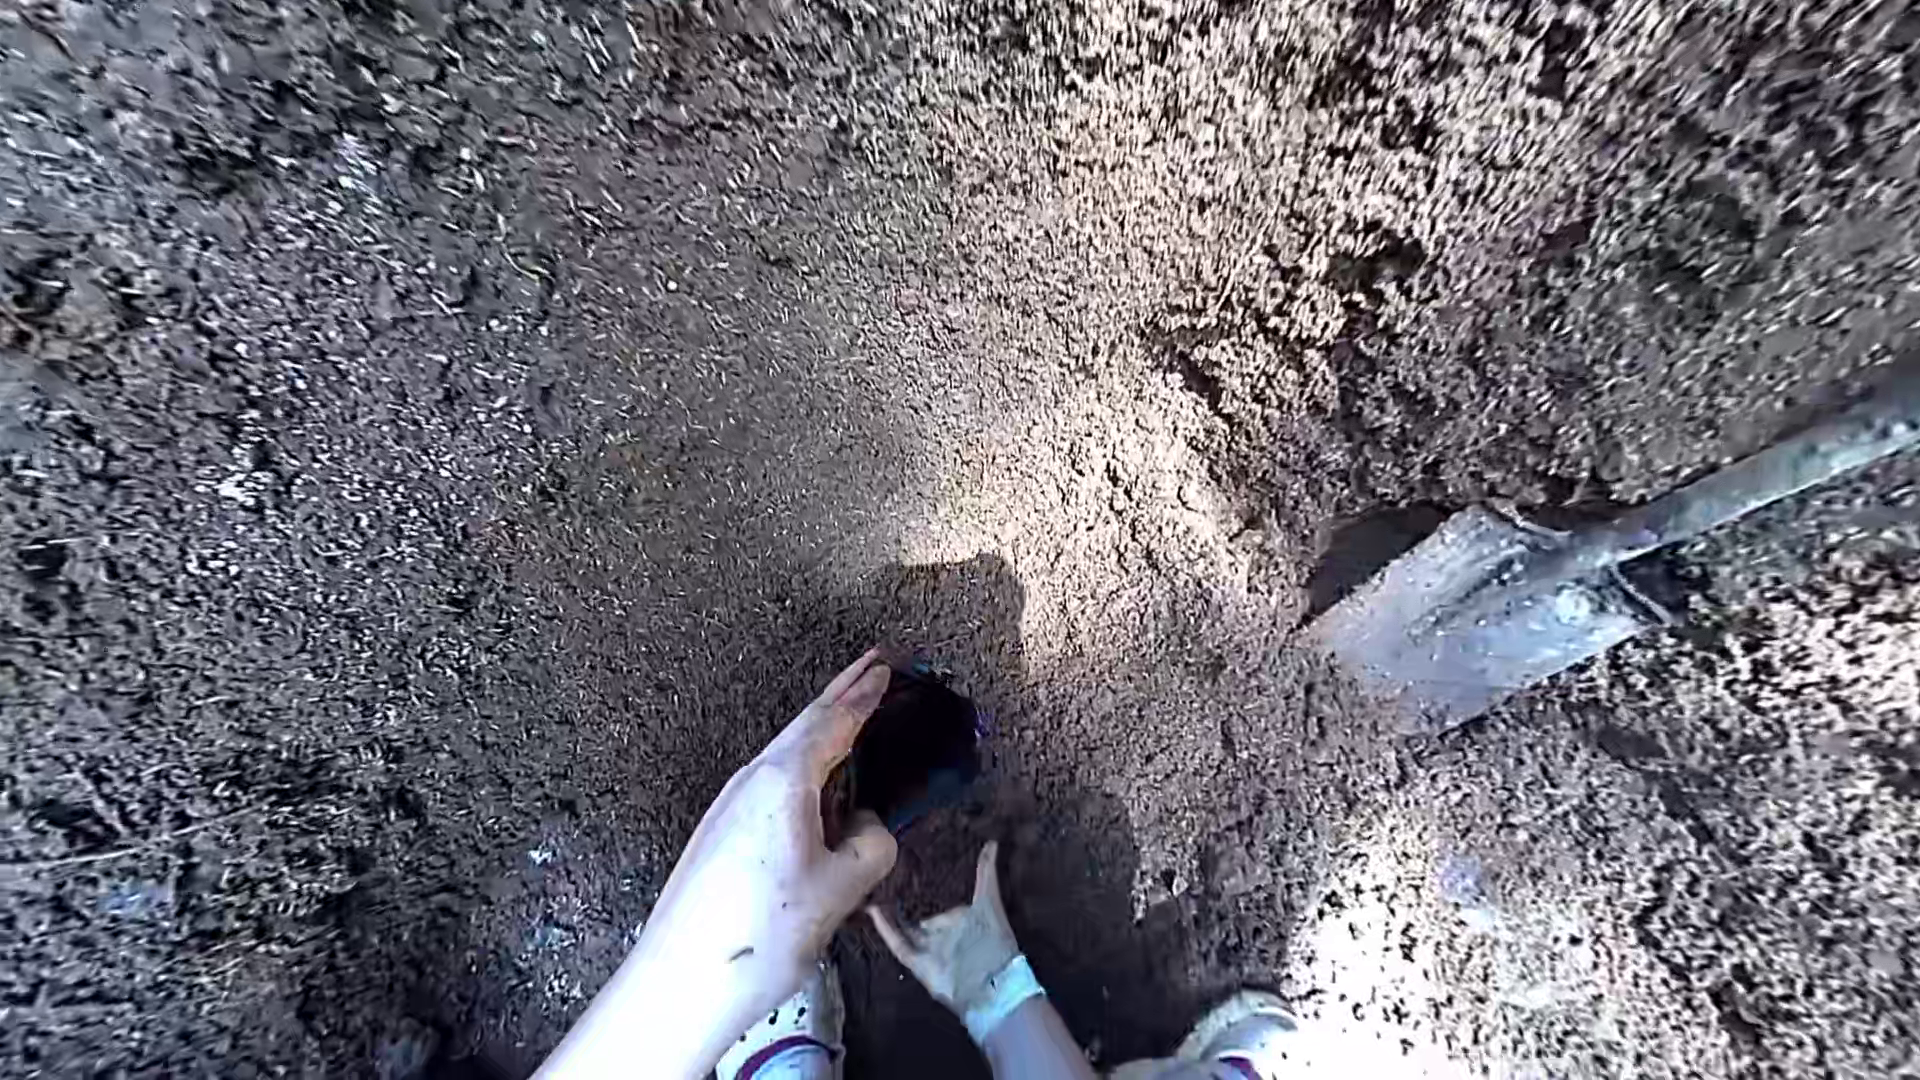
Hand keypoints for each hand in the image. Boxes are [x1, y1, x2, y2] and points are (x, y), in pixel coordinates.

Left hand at [650, 648, 898, 989]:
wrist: (672, 988)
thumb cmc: (755, 937)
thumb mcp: (839, 890)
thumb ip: (872, 844)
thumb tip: (869, 827)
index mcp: (784, 780)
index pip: (835, 721)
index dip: (864, 693)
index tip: (884, 668)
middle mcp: (754, 779)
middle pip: (808, 720)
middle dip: (843, 688)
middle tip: (871, 664)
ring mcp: (733, 801)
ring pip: (790, 746)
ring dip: (824, 722)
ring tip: (850, 710)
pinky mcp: (725, 826)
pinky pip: (776, 773)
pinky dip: (807, 756)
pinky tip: (817, 776)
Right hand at [867, 840, 1019, 1017]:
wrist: (992, 984)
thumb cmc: (994, 938)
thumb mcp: (990, 900)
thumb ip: (986, 872)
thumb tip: (992, 841)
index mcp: (956, 917)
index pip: (936, 896)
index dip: (923, 882)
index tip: (908, 860)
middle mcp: (940, 932)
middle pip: (917, 912)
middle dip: (902, 897)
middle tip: (883, 873)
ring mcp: (927, 947)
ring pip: (903, 927)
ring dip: (888, 912)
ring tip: (870, 889)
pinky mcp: (917, 963)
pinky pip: (898, 943)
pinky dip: (885, 929)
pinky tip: (872, 911)